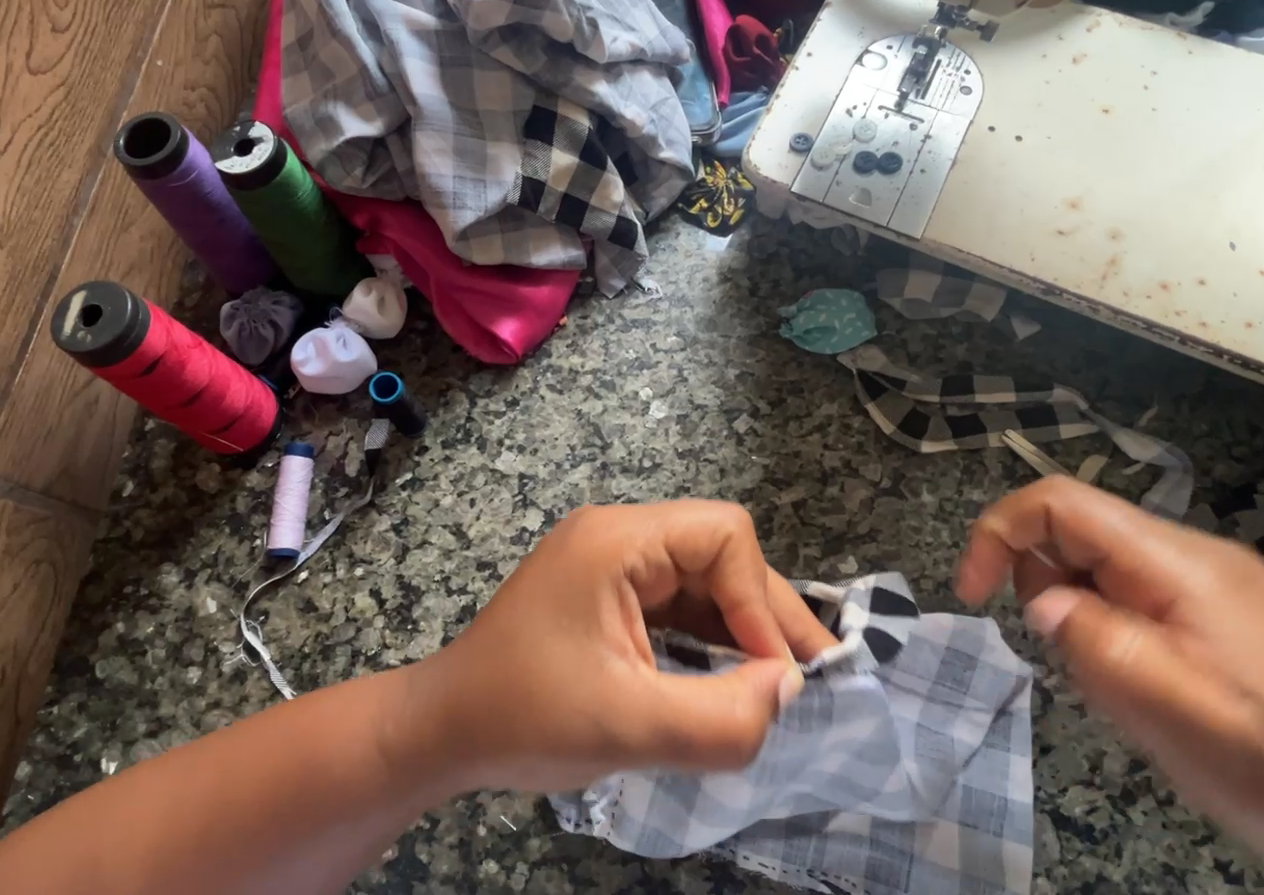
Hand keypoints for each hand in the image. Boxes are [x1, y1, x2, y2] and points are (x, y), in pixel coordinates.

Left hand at [397, 501, 837, 792]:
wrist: (446, 729)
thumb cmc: (524, 718)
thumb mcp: (628, 727)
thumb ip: (720, 717)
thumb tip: (786, 689)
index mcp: (615, 542)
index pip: (722, 535)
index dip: (760, 599)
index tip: (775, 672)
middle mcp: (616, 537)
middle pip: (718, 552)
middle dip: (765, 614)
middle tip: (817, 675)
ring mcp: (610, 563)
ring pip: (703, 578)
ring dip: (742, 628)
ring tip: (786, 681)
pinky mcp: (606, 594)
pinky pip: (677, 601)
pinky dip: (710, 636)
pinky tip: (733, 674)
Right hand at [957, 476, 1263, 894]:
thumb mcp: (1195, 725)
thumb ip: (1105, 651)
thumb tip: (1038, 601)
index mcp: (1180, 566)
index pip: (1058, 502)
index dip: (996, 533)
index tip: (971, 598)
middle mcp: (1193, 559)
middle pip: (1074, 539)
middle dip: (1049, 599)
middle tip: (1087, 676)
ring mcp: (1213, 588)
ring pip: (1101, 580)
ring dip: (1090, 636)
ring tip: (1140, 703)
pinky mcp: (1227, 619)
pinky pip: (1138, 610)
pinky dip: (1123, 651)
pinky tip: (1167, 704)